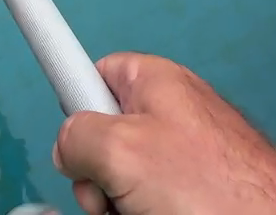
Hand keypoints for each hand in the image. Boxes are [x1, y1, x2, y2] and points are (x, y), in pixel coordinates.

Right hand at [53, 54, 275, 214]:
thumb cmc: (209, 187)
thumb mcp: (120, 149)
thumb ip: (77, 136)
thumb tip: (68, 149)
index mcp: (152, 80)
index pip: (92, 73)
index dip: (74, 99)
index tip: (66, 121)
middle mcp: (170, 114)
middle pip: (103, 140)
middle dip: (99, 178)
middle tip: (114, 198)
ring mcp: (187, 159)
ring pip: (126, 183)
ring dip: (120, 208)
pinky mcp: (199, 197)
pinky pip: (151, 202)